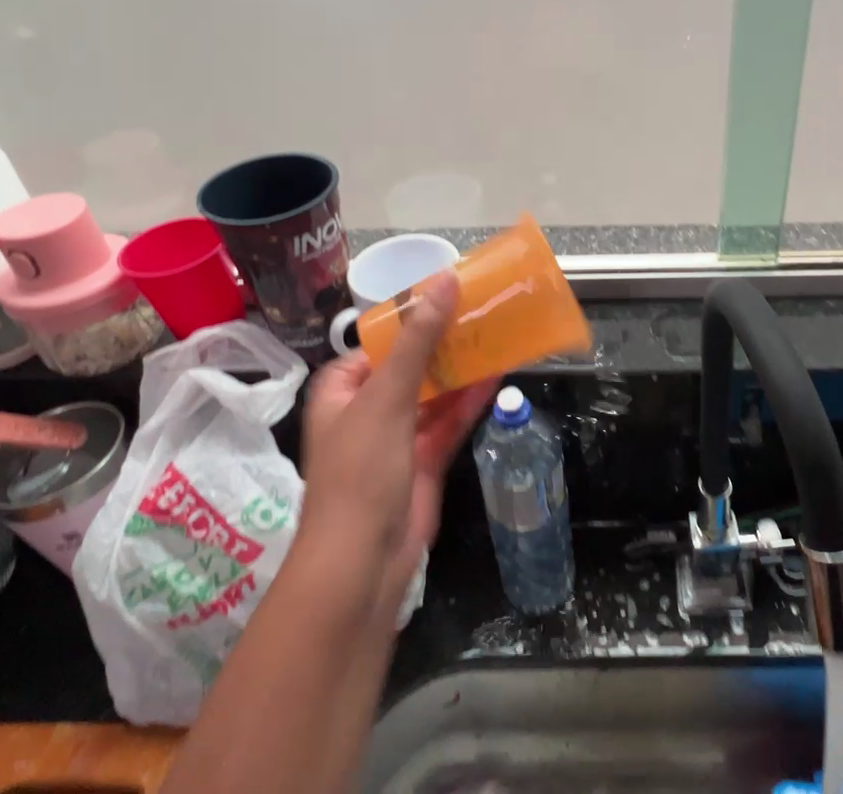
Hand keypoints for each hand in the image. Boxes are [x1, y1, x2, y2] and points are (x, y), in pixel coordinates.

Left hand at [300, 270, 496, 618]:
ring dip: (463, 370)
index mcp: (342, 389)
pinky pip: (450, 422)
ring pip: (435, 394)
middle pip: (412, 366)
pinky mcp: (425, 461)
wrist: (363, 560)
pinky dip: (471, 401)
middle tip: (487, 310)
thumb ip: (417, 341)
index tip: (454, 292)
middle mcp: (368, 409)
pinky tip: (499, 375)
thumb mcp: (386, 397)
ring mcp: (398, 437)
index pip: (381, 342)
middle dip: (446, 343)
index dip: (415, 318)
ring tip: (500, 334)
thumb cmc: (361, 471)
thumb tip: (443, 281)